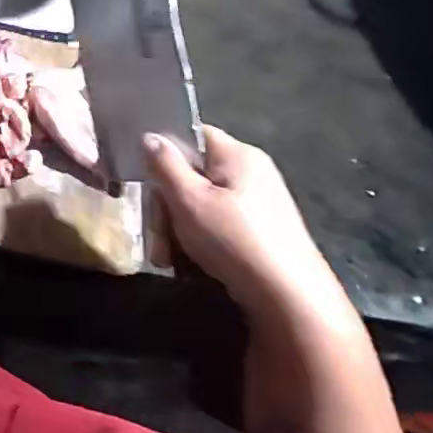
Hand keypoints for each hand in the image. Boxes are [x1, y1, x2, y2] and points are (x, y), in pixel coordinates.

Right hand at [145, 125, 357, 327]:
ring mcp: (259, 203)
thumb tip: (149, 136)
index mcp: (239, 154)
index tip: (143, 177)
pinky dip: (200, 240)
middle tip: (156, 233)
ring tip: (168, 256)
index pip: (192, 134)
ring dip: (178, 227)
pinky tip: (189, 264)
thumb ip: (165, 165)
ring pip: (201, 203)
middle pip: (193, 174)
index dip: (164, 152)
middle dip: (167, 204)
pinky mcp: (261, 231)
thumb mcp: (189, 200)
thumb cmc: (234, 240)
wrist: (289, 298)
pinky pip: (218, 224)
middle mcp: (252, 172)